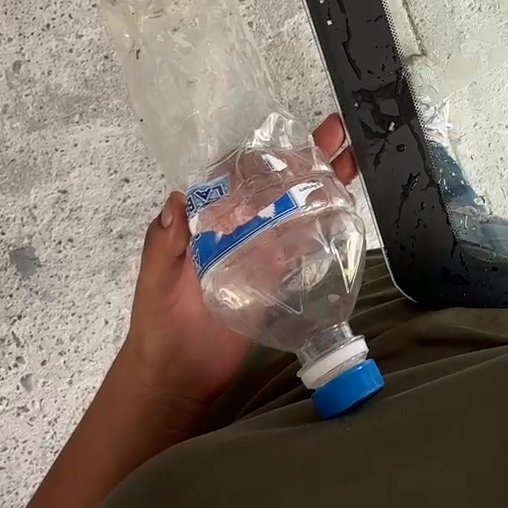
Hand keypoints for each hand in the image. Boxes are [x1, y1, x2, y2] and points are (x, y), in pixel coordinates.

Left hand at [117, 113, 360, 412]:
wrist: (179, 375)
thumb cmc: (159, 323)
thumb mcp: (154, 279)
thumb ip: (164, 243)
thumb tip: (176, 197)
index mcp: (206, 218)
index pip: (237, 174)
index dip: (264, 151)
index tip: (290, 134)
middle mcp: (237, 225)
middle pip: (274, 183)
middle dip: (305, 156)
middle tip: (337, 132)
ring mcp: (261, 248)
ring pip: (295, 206)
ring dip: (322, 182)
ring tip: (352, 158)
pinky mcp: (279, 275)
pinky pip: (305, 242)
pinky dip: (326, 222)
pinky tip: (349, 204)